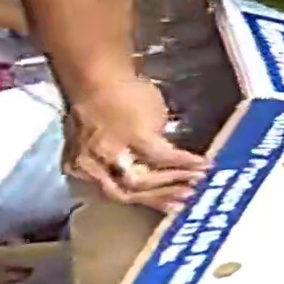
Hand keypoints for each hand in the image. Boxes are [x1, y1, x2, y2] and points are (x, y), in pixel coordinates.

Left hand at [63, 76, 208, 212]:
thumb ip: (120, 153)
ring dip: (173, 182)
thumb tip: (149, 163)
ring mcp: (111, 151)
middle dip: (160, 198)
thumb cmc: (103, 102)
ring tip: (199, 179)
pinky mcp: (134, 137)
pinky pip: (162, 156)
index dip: (146, 201)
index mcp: (81, 166)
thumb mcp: (101, 136)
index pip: (113, 193)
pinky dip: (184, 161)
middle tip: (186, 199)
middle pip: (126, 194)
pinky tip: (202, 162)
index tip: (171, 205)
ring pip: (140, 181)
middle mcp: (90, 164)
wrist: (99, 78)